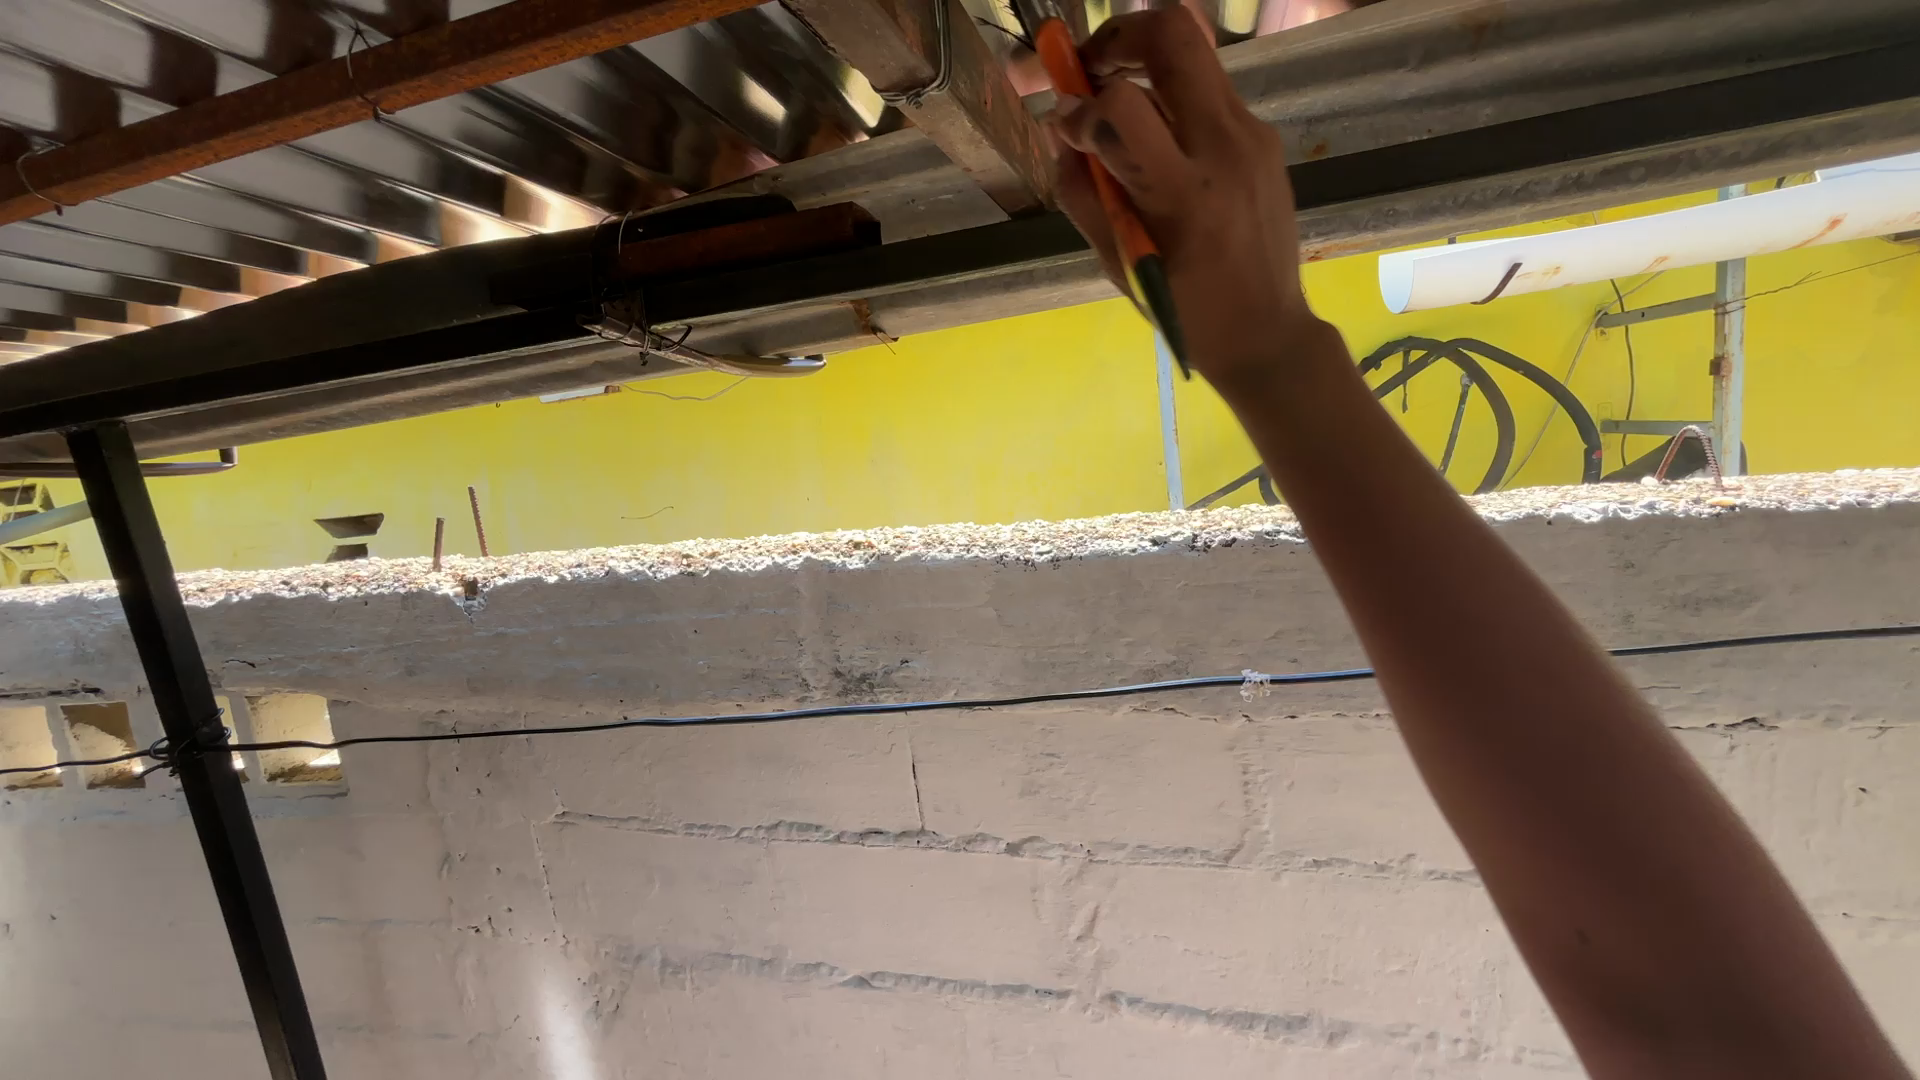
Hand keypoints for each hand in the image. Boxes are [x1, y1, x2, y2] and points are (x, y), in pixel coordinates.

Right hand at [1047, 7, 1321, 391]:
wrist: (1264, 331)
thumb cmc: (1184, 312)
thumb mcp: (1120, 264)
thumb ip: (1084, 195)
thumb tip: (1062, 136)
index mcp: (1185, 193)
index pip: (1123, 106)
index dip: (1079, 107)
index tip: (1063, 125)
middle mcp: (1226, 146)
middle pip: (1173, 34)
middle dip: (1116, 36)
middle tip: (1087, 69)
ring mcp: (1252, 135)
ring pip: (1192, 57)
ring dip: (1143, 66)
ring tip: (1116, 113)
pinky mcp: (1264, 137)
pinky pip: (1208, 93)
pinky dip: (1170, 101)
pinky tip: (1157, 146)